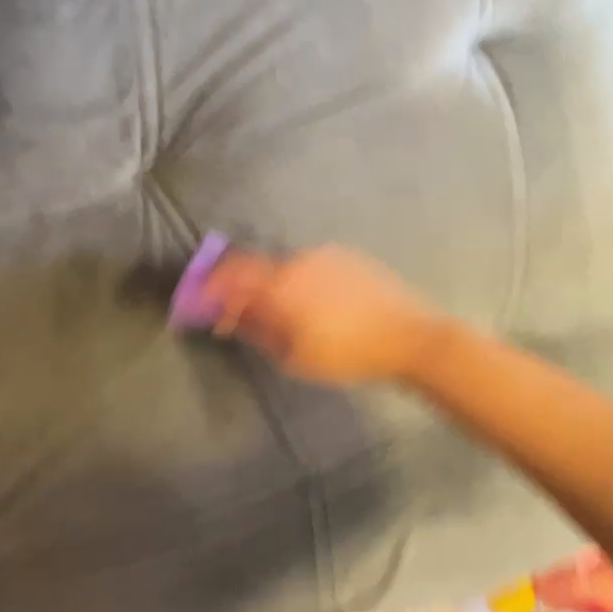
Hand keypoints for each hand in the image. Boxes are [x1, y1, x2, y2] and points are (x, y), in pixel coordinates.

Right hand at [201, 244, 447, 385]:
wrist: (412, 337)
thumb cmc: (348, 355)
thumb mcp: (294, 356)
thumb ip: (257, 331)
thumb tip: (229, 318)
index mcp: (279, 286)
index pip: (229, 275)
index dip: (209, 286)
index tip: (200, 300)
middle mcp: (295, 262)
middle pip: (253, 267)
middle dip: (239, 286)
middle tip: (237, 310)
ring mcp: (322, 255)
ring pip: (282, 266)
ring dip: (271, 284)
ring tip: (279, 312)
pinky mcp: (345, 256)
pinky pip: (309, 265)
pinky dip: (298, 280)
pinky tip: (311, 303)